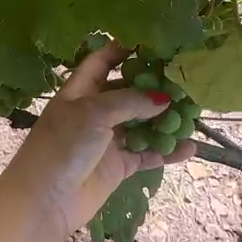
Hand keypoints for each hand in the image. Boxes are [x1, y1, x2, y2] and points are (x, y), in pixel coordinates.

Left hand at [0, 42, 195, 241]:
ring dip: (166, 119)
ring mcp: (107, 139)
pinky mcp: (118, 166)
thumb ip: (129, 101)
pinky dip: (167, 151)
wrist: (44, 201)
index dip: (124, 49)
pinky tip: (191, 147)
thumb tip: (163, 99)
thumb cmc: (62, 147)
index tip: (154, 41)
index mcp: (78, 91)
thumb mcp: (92, 113)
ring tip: (196, 111)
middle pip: (128, 91)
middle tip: (188, 76)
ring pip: (143, 123)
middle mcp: (94, 111)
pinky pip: (148, 154)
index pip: (102, 61)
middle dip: (155, 85)